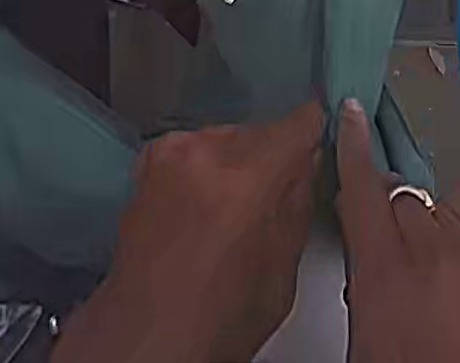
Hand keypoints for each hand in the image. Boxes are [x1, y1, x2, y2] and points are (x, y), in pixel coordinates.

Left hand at [53, 103, 323, 362]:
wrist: (145, 337)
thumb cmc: (219, 317)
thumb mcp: (285, 268)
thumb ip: (301, 199)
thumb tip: (309, 159)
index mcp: (253, 177)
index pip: (301, 122)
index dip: (312, 134)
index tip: (313, 144)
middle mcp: (212, 150)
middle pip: (263, 131)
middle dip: (271, 157)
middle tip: (266, 199)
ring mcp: (178, 149)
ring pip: (229, 136)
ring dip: (236, 160)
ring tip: (227, 207)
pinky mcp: (153, 157)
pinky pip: (196, 145)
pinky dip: (204, 165)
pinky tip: (200, 201)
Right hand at [335, 99, 459, 362]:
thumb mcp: (370, 350)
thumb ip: (365, 293)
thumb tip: (365, 276)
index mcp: (385, 274)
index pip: (361, 187)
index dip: (352, 145)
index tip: (351, 116)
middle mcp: (432, 252)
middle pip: (404, 203)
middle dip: (399, 226)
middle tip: (404, 261)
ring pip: (446, 207)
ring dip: (441, 231)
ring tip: (448, 271)